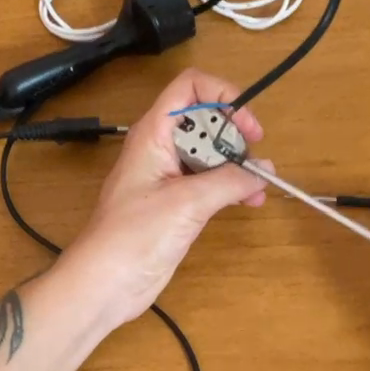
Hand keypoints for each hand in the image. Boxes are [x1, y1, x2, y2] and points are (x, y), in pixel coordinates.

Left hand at [60, 69, 269, 328]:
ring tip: (260, 184)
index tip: (246, 124)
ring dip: (237, 164)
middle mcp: (161, 149)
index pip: (190, 87)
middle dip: (234, 134)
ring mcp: (168, 178)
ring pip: (210, 154)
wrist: (106, 282)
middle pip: (205, 120)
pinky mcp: (175, 205)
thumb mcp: (188, 202)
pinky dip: (230, 187)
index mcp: (153, 134)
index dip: (222, 95)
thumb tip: (264, 171)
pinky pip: (208, 183)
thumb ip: (230, 181)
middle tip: (253, 159)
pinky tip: (251, 201)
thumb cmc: (134, 236)